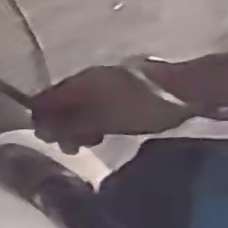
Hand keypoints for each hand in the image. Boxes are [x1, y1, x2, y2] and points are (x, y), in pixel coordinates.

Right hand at [30, 63, 191, 150]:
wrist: (188, 90)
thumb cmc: (140, 106)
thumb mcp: (101, 120)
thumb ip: (69, 125)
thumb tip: (40, 132)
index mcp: (75, 83)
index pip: (42, 101)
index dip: (41, 120)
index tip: (50, 142)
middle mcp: (84, 79)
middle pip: (60, 103)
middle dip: (61, 125)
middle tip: (74, 148)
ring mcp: (104, 82)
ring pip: (79, 105)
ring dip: (79, 124)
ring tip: (94, 142)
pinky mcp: (123, 89)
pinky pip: (96, 105)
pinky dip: (95, 119)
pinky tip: (108, 130)